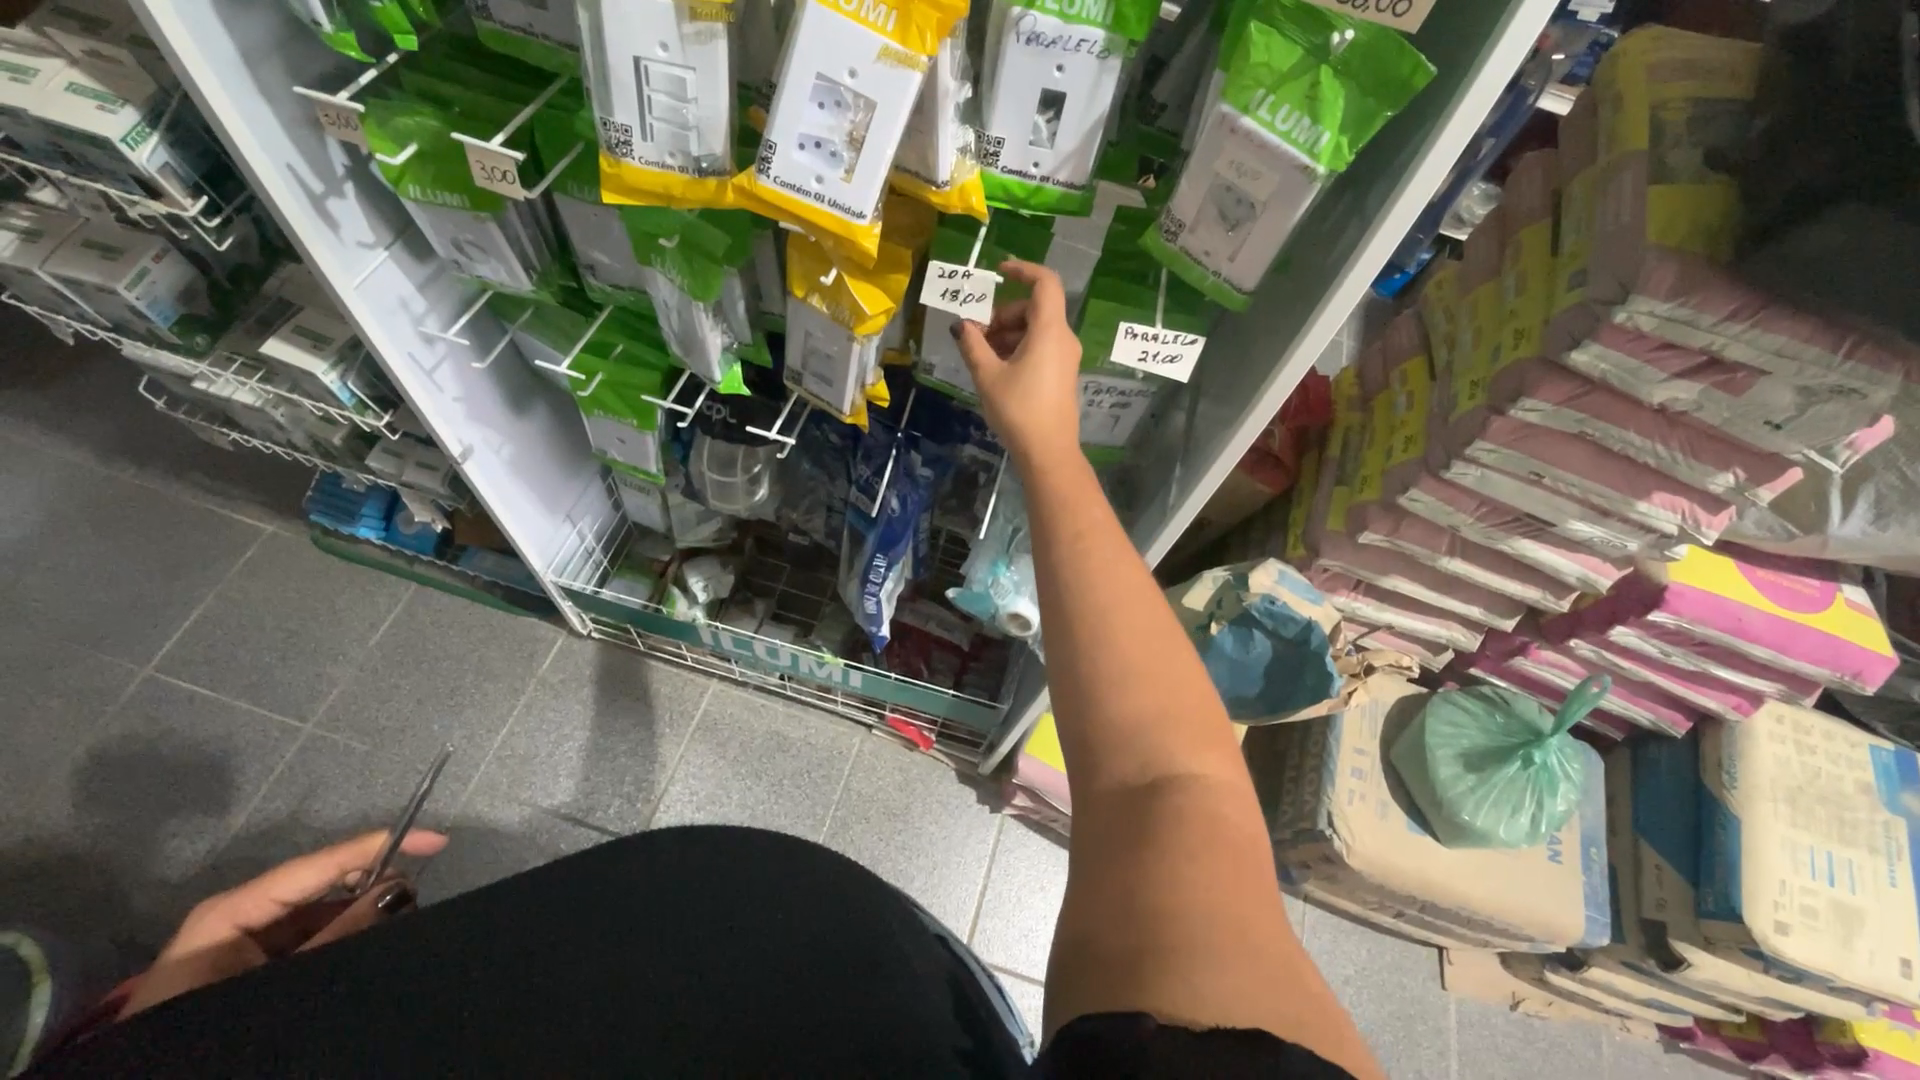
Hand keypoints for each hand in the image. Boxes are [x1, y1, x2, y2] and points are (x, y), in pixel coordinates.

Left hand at [118, 829, 446, 1019]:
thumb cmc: (207, 1029)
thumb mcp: (279, 978)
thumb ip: (341, 933)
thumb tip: (401, 887)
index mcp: (234, 909)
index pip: (321, 863)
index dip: (380, 846)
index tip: (436, 839)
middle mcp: (241, 914)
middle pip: (324, 885)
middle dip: (372, 886)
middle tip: (414, 902)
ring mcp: (245, 939)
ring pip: (321, 913)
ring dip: (361, 916)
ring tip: (398, 924)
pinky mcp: (252, 963)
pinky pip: (310, 937)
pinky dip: (343, 936)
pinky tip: (369, 942)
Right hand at [952, 259, 1081, 464]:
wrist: (1048, 453)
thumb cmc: (1018, 411)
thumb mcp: (987, 376)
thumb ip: (973, 345)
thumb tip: (961, 325)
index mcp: (1049, 331)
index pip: (1044, 282)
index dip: (1023, 270)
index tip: (999, 272)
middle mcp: (1063, 338)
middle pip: (1034, 308)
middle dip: (1003, 314)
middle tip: (977, 336)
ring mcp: (1066, 357)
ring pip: (1036, 329)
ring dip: (1008, 333)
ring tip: (982, 356)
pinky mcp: (1063, 374)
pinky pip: (1041, 346)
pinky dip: (1019, 347)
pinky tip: (998, 369)